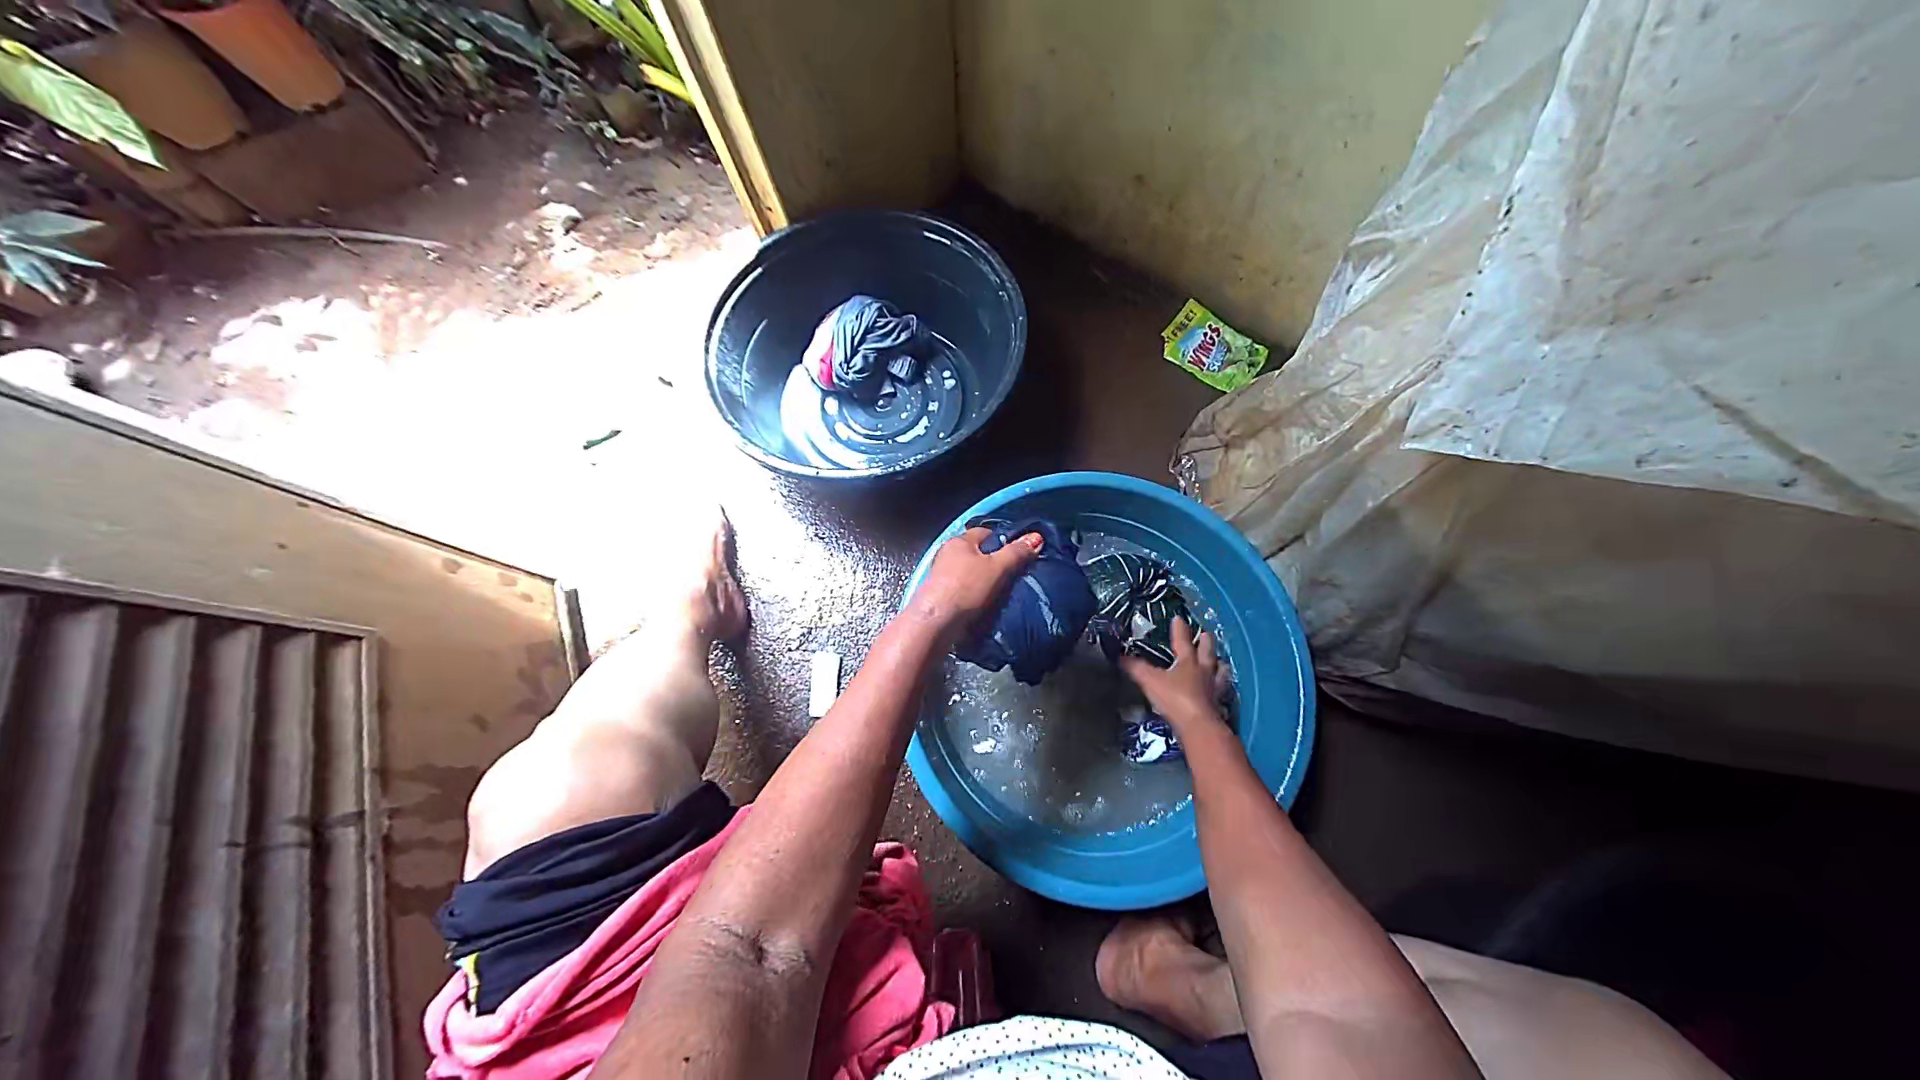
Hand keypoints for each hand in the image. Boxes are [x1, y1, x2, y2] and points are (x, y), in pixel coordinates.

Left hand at [908, 526, 1042, 639]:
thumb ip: (1016, 553)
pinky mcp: (940, 597)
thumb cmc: (965, 589)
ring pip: (970, 574)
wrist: (935, 624)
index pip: (985, 533)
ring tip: (1002, 594)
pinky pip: (964, 591)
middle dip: (994, 564)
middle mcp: (946, 555)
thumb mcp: (997, 568)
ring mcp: (941, 577)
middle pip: (977, 554)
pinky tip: (985, 606)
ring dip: (984, 583)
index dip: (1003, 541)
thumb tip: (1036, 537)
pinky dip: (975, 597)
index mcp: (958, 541)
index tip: (1018, 554)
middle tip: (1013, 575)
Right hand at [1120, 616, 1231, 729]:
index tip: (1178, 618)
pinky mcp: (1218, 705)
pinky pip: (1221, 691)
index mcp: (1188, 662)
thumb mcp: (1150, 681)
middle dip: (1205, 642)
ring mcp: (1213, 688)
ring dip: (1219, 665)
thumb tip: (1120, 657)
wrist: (1198, 726)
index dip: (1179, 629)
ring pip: (1220, 671)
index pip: (1183, 641)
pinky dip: (1220, 687)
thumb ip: (1136, 668)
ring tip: (1220, 662)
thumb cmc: (1175, 699)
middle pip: (1207, 652)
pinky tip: (1219, 690)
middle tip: (1206, 634)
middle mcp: (1204, 671)